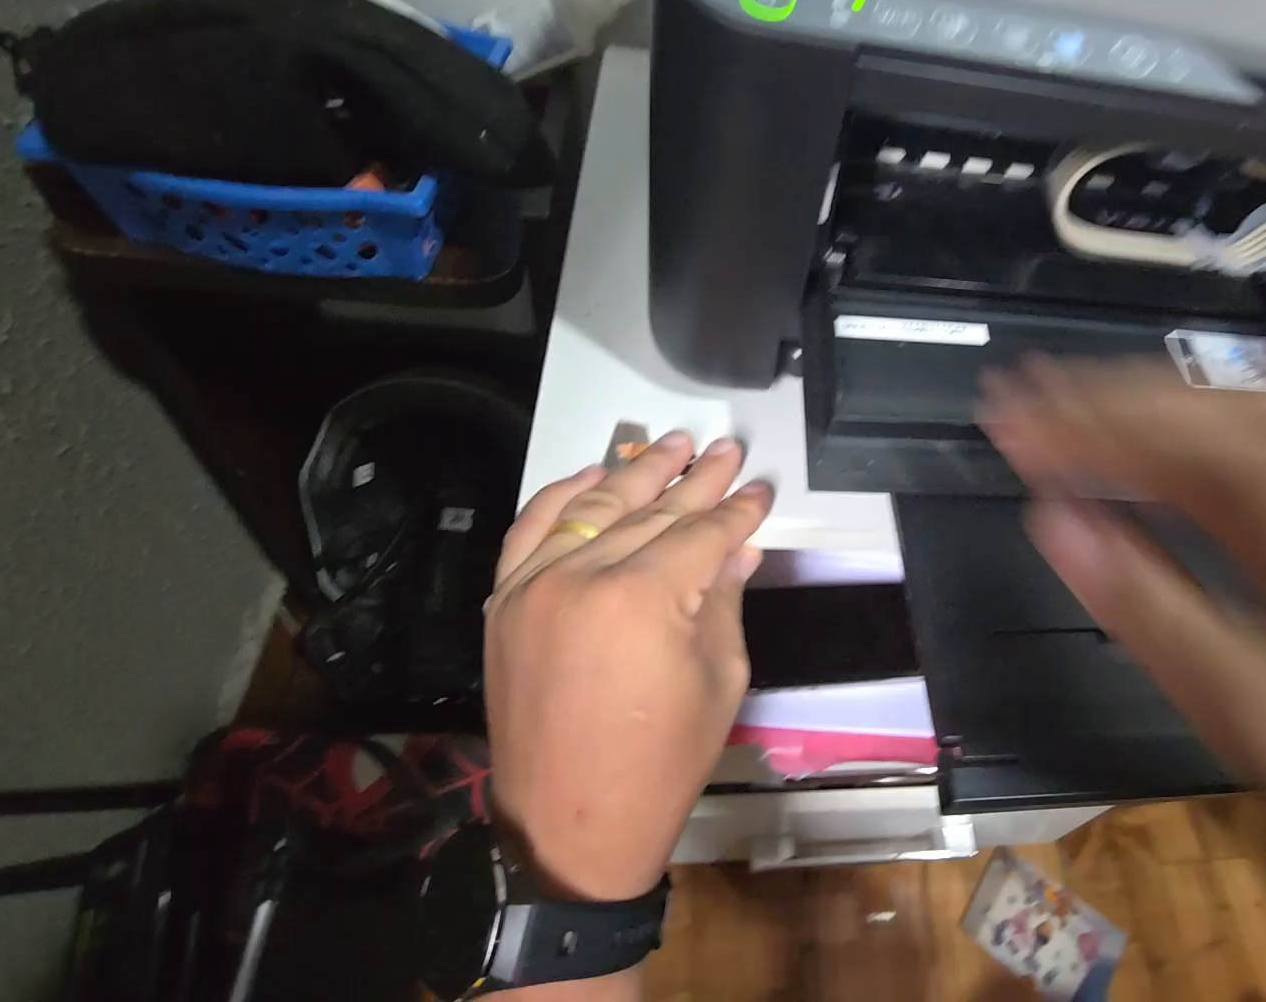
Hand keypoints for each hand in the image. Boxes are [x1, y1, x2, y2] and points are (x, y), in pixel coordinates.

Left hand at [483, 432, 772, 901]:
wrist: (572, 821)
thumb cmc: (663, 760)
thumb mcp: (719, 677)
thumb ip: (724, 598)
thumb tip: (739, 548)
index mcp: (644, 599)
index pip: (703, 534)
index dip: (738, 511)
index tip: (762, 490)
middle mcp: (582, 576)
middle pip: (653, 511)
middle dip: (698, 480)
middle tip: (728, 449)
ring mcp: (533, 584)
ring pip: (594, 507)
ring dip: (637, 472)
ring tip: (673, 444)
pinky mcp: (504, 599)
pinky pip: (531, 529)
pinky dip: (563, 495)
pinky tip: (596, 473)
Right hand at [978, 357, 1265, 927]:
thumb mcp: (1260, 706)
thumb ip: (1143, 604)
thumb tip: (1058, 530)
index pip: (1132, 425)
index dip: (1052, 424)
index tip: (995, 416)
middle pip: (1173, 396)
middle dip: (1083, 401)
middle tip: (1014, 400)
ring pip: (1223, 402)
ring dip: (1140, 413)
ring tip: (1072, 419)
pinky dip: (1204, 431)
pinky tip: (1177, 447)